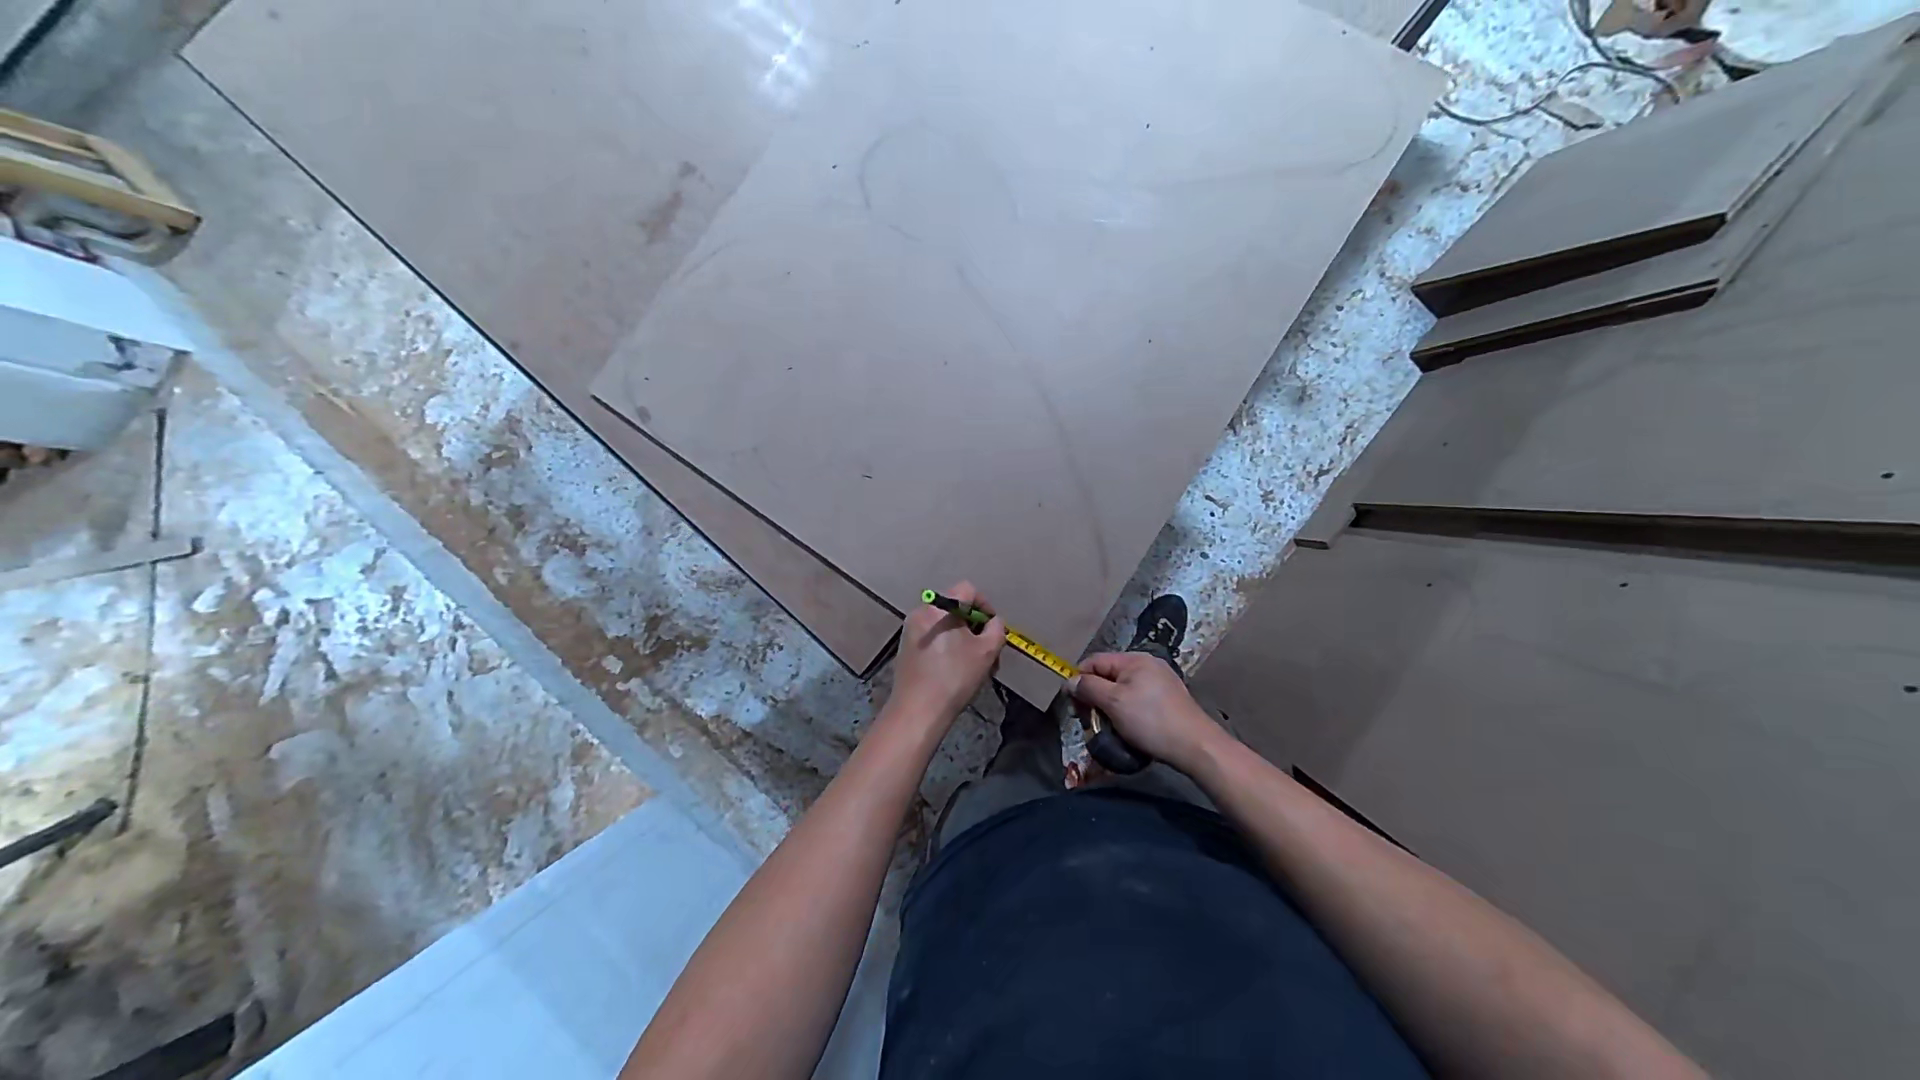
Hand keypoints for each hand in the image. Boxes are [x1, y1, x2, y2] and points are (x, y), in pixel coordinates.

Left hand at [888, 581, 1005, 724]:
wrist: (918, 710)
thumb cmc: (954, 677)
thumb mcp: (986, 652)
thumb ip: (996, 629)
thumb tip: (993, 622)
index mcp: (939, 607)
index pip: (967, 590)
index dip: (985, 606)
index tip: (992, 628)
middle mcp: (921, 612)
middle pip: (955, 608)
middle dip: (974, 625)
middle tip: (986, 649)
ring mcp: (910, 630)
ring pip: (944, 624)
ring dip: (962, 638)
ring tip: (974, 663)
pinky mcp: (906, 647)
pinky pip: (933, 637)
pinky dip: (947, 645)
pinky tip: (955, 669)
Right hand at [1068, 652, 1229, 775]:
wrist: (1195, 746)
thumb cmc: (1151, 720)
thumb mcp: (1113, 702)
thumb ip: (1088, 687)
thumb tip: (1070, 681)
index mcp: (1134, 659)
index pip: (1094, 661)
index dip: (1078, 680)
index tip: (1072, 705)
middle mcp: (1147, 665)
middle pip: (1107, 676)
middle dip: (1093, 697)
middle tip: (1088, 721)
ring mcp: (1159, 683)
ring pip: (1121, 691)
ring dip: (1109, 708)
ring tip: (1107, 728)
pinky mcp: (1167, 700)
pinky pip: (1136, 701)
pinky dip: (1125, 713)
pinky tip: (1127, 729)